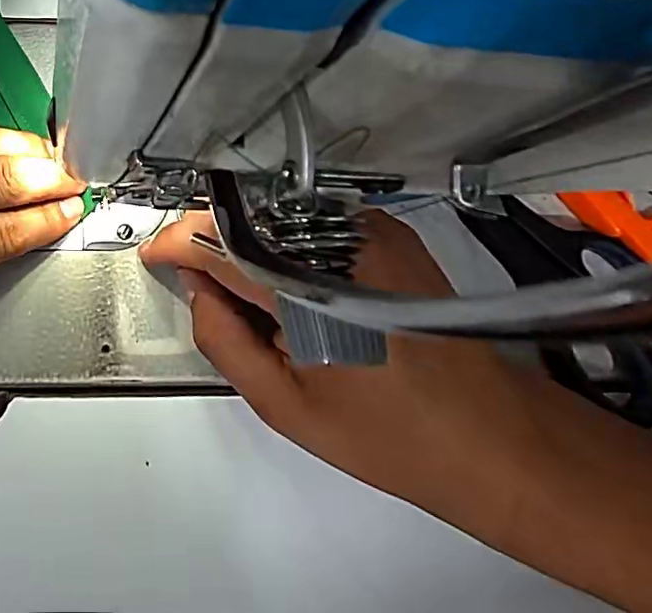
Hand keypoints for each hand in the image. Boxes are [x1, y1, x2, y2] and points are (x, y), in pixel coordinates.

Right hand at [140, 210, 565, 527]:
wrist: (493, 432)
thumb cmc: (395, 433)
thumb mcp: (285, 405)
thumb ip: (223, 339)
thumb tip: (196, 290)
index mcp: (304, 288)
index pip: (215, 241)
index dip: (175, 244)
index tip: (158, 257)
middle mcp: (336, 242)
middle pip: (243, 220)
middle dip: (210, 247)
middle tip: (207, 290)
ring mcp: (367, 229)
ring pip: (277, 218)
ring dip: (252, 246)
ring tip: (266, 303)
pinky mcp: (388, 229)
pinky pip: (314, 224)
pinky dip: (292, 245)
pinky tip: (305, 289)